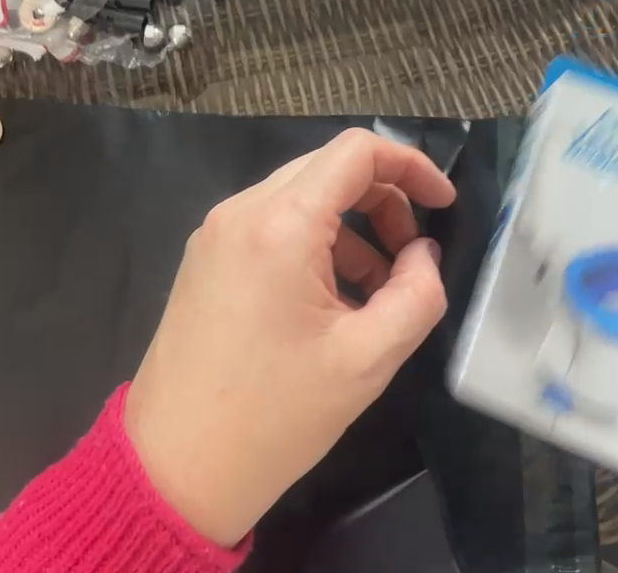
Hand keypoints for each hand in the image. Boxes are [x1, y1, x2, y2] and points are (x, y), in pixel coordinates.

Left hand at [123, 129, 456, 546]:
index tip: (443, 206)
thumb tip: (423, 254)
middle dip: (384, 201)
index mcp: (280, 224)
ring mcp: (217, 231)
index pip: (355, 151)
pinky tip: (331, 301)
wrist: (173, 466)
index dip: (410, 166)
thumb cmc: (275, 415)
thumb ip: (416, 294)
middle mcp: (242, 210)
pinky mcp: (206, 255)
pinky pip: (272, 224)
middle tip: (412, 258)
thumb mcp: (367, 359)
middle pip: (329, 168)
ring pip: (301, 196)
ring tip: (377, 293)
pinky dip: (314, 243)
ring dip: (351, 228)